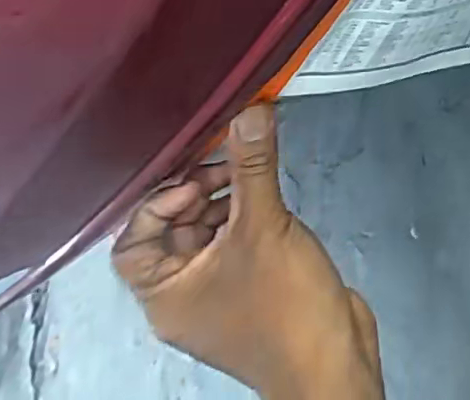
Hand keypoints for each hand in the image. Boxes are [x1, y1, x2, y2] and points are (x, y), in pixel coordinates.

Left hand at [112, 104, 382, 399]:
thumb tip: (250, 108)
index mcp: (167, 294)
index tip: (194, 179)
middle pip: (171, 226)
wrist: (337, 362)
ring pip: (204, 226)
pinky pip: (232, 232)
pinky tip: (263, 187)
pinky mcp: (249, 278)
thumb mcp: (264, 226)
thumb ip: (253, 164)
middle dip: (196, 187)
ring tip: (248, 168)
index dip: (156, 204)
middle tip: (226, 160)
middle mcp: (185, 292)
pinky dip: (242, 207)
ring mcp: (218, 286)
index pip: (132, 242)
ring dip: (221, 193)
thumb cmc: (284, 306)